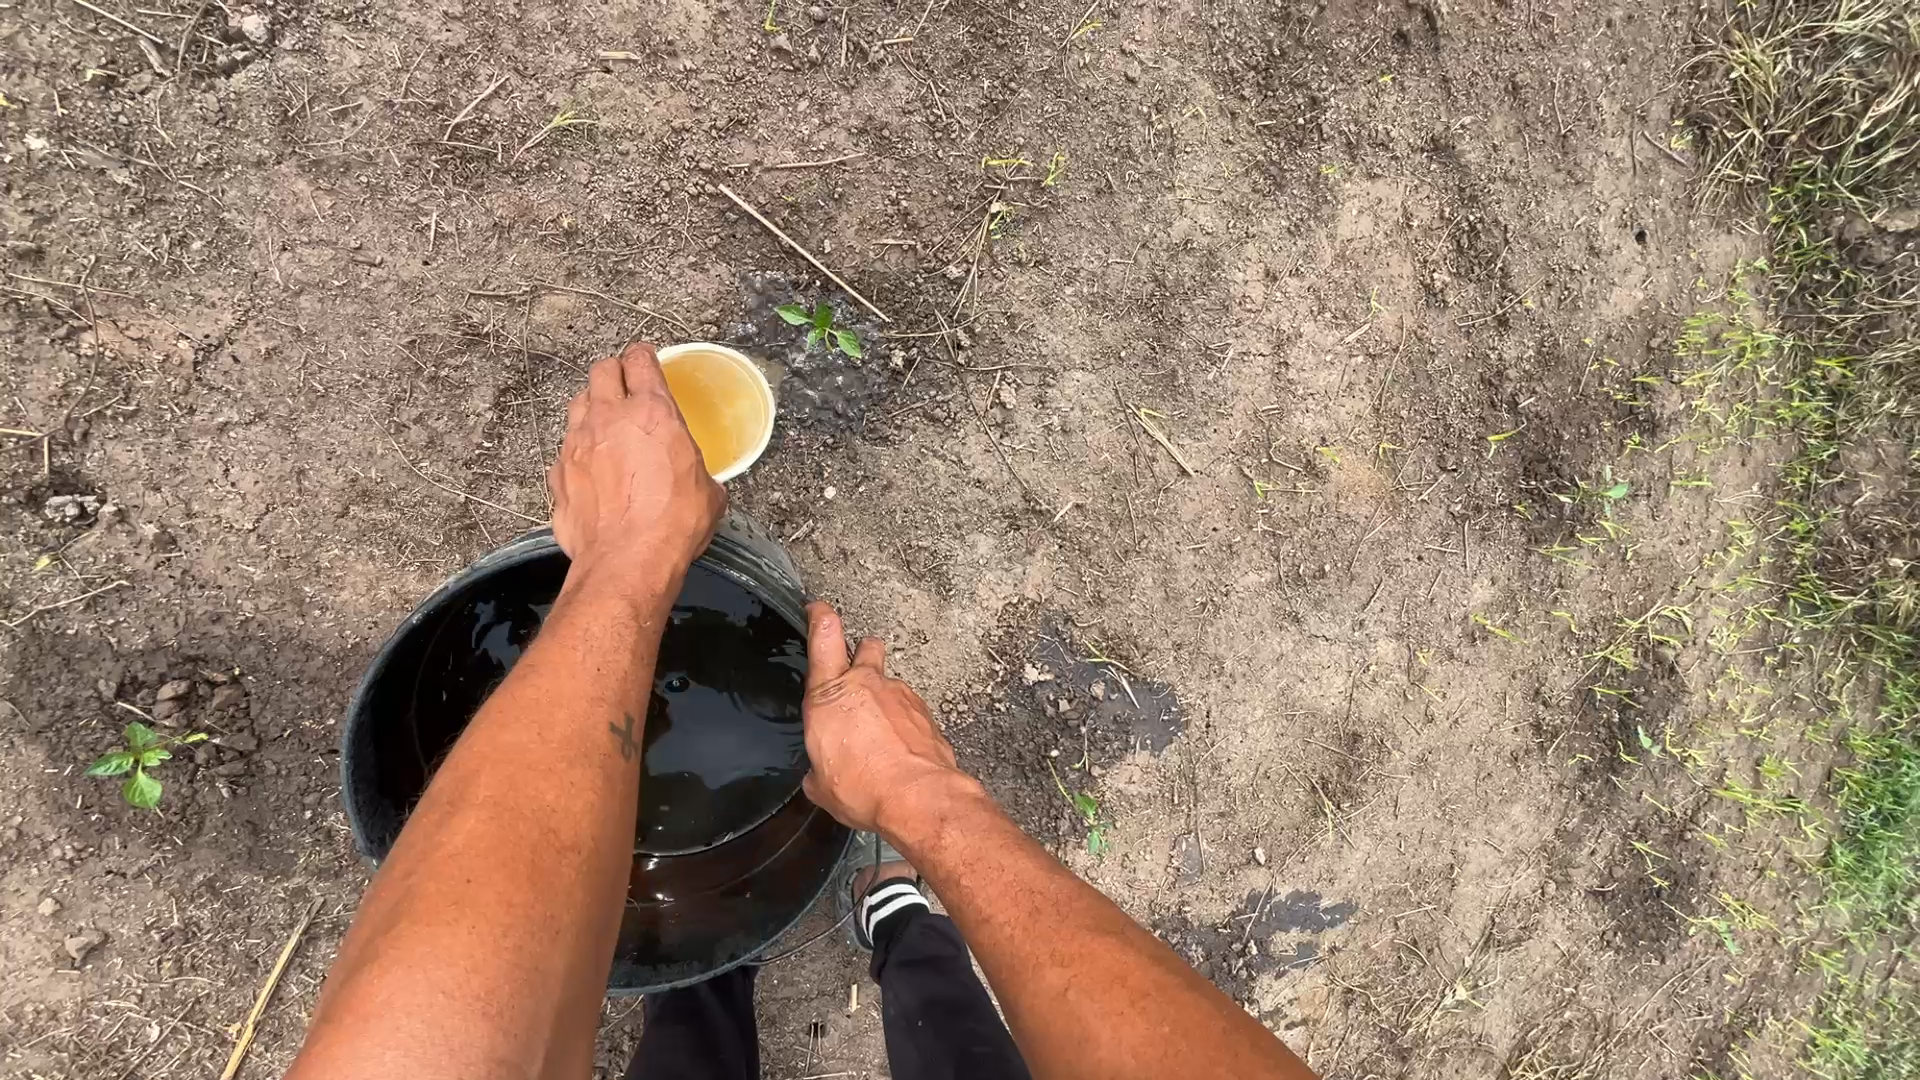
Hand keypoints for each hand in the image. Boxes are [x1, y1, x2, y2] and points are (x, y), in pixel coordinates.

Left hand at [549, 343, 725, 594]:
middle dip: (615, 372)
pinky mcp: (559, 473)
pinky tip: (594, 467)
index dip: (644, 356)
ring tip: (607, 422)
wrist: (628, 561)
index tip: (646, 358)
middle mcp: (610, 419)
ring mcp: (578, 444)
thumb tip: (695, 478)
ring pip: (579, 403)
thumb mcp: (709, 492)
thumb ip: (695, 468)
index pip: (641, 361)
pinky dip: (580, 448)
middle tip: (627, 383)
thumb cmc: (673, 525)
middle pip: (602, 371)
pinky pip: (567, 447)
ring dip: (593, 405)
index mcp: (654, 414)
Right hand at [800, 601, 974, 836]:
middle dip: (860, 652)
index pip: (823, 636)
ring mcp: (899, 694)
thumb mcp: (821, 785)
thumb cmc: (865, 788)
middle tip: (856, 670)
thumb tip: (821, 773)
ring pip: (889, 679)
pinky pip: (909, 706)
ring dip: (884, 696)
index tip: (818, 608)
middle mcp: (865, 685)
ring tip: (880, 730)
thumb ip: (818, 768)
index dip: (820, 616)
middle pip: (865, 645)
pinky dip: (903, 720)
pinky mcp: (923, 710)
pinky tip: (899, 746)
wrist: (917, 796)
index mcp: (829, 696)